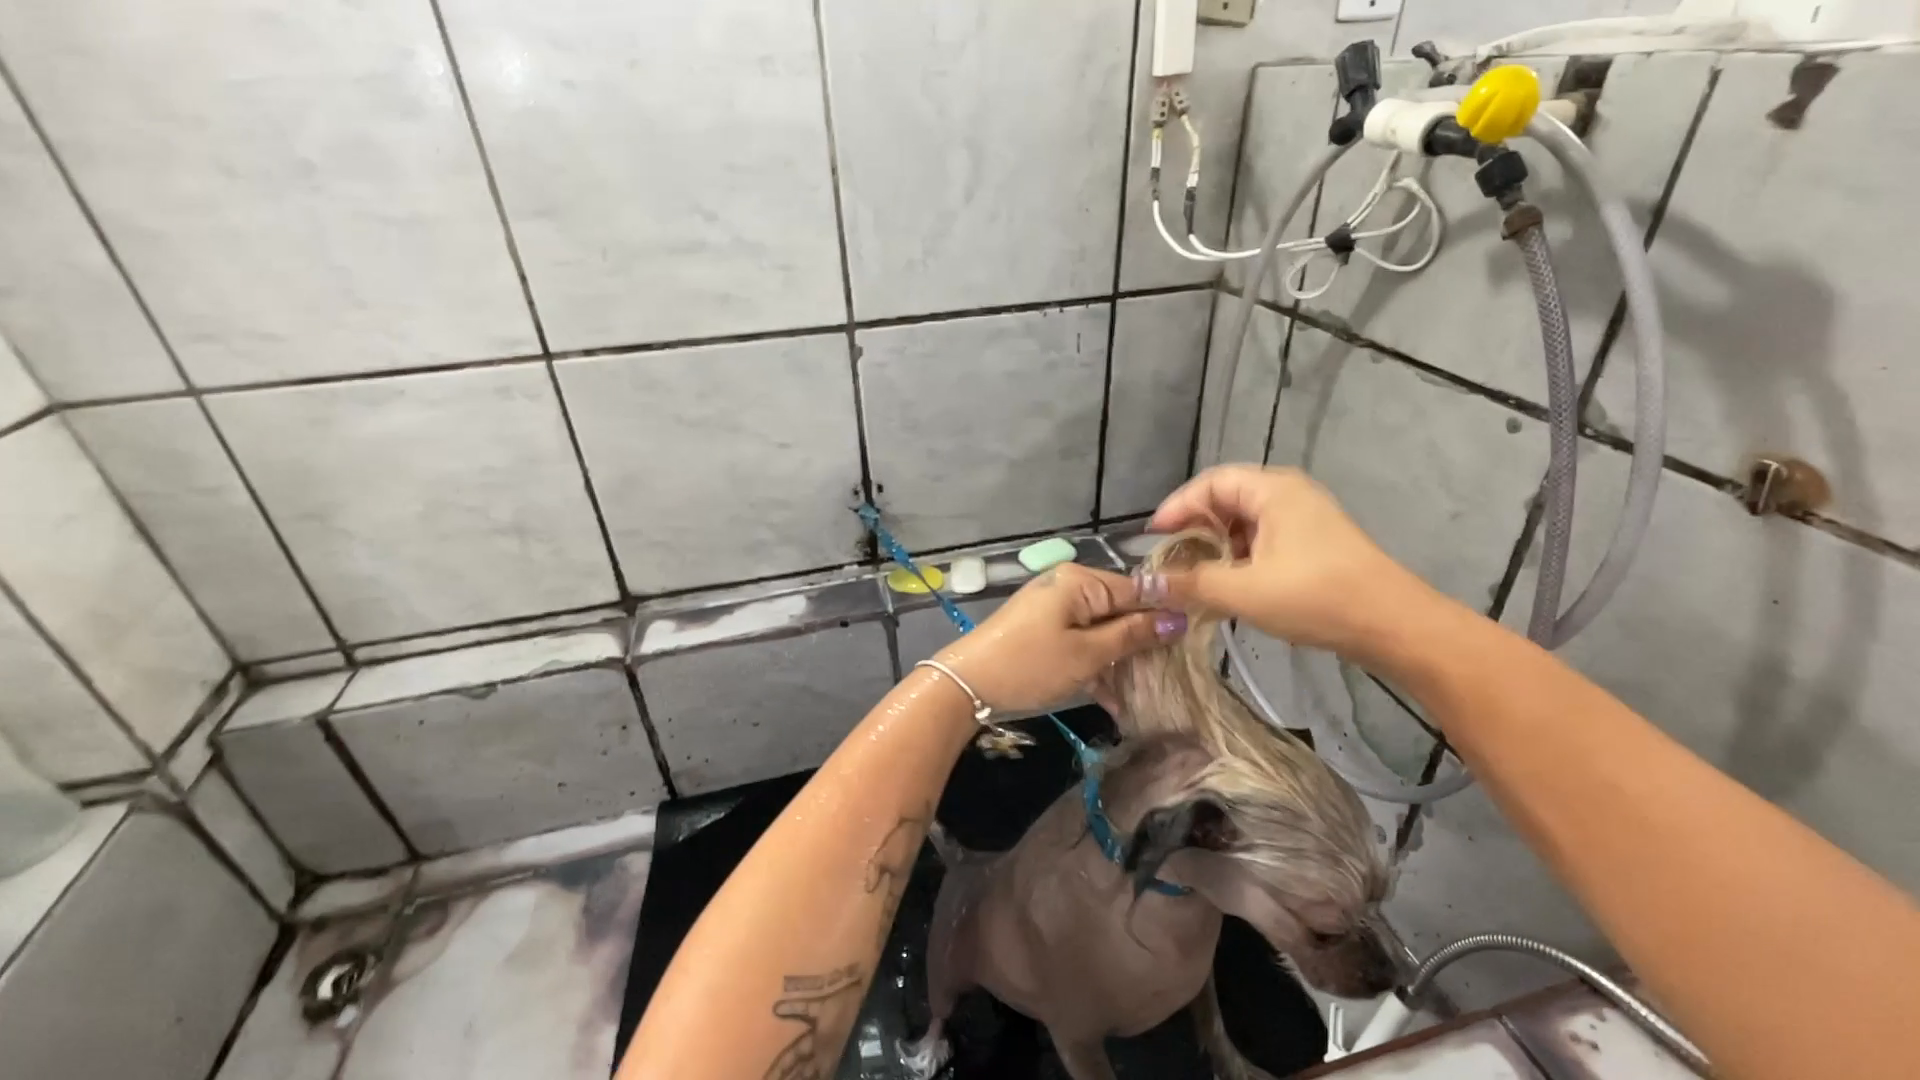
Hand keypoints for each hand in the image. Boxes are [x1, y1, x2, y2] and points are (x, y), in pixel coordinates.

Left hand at [931, 563, 1184, 712]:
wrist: (966, 684)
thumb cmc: (1030, 665)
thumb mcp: (1088, 654)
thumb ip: (1133, 635)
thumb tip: (1176, 619)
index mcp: (1081, 580)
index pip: (1139, 590)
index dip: (1166, 615)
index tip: (1194, 642)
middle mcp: (1069, 586)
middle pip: (1121, 610)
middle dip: (1143, 644)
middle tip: (1169, 675)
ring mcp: (1054, 608)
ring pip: (1103, 630)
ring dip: (1120, 662)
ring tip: (1142, 694)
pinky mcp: (1043, 630)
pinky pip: (1081, 641)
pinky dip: (1095, 666)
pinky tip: (1112, 700)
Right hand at [1147, 465, 1434, 661]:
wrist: (1394, 625)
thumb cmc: (1316, 597)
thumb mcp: (1244, 592)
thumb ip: (1190, 584)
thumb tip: (1145, 583)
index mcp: (1273, 490)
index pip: (1210, 483)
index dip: (1177, 508)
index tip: (1153, 540)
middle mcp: (1289, 494)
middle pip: (1227, 499)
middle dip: (1195, 529)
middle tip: (1171, 560)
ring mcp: (1306, 518)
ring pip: (1245, 522)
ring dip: (1217, 547)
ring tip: (1196, 577)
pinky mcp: (1315, 544)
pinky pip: (1264, 539)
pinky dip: (1240, 558)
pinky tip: (1231, 586)